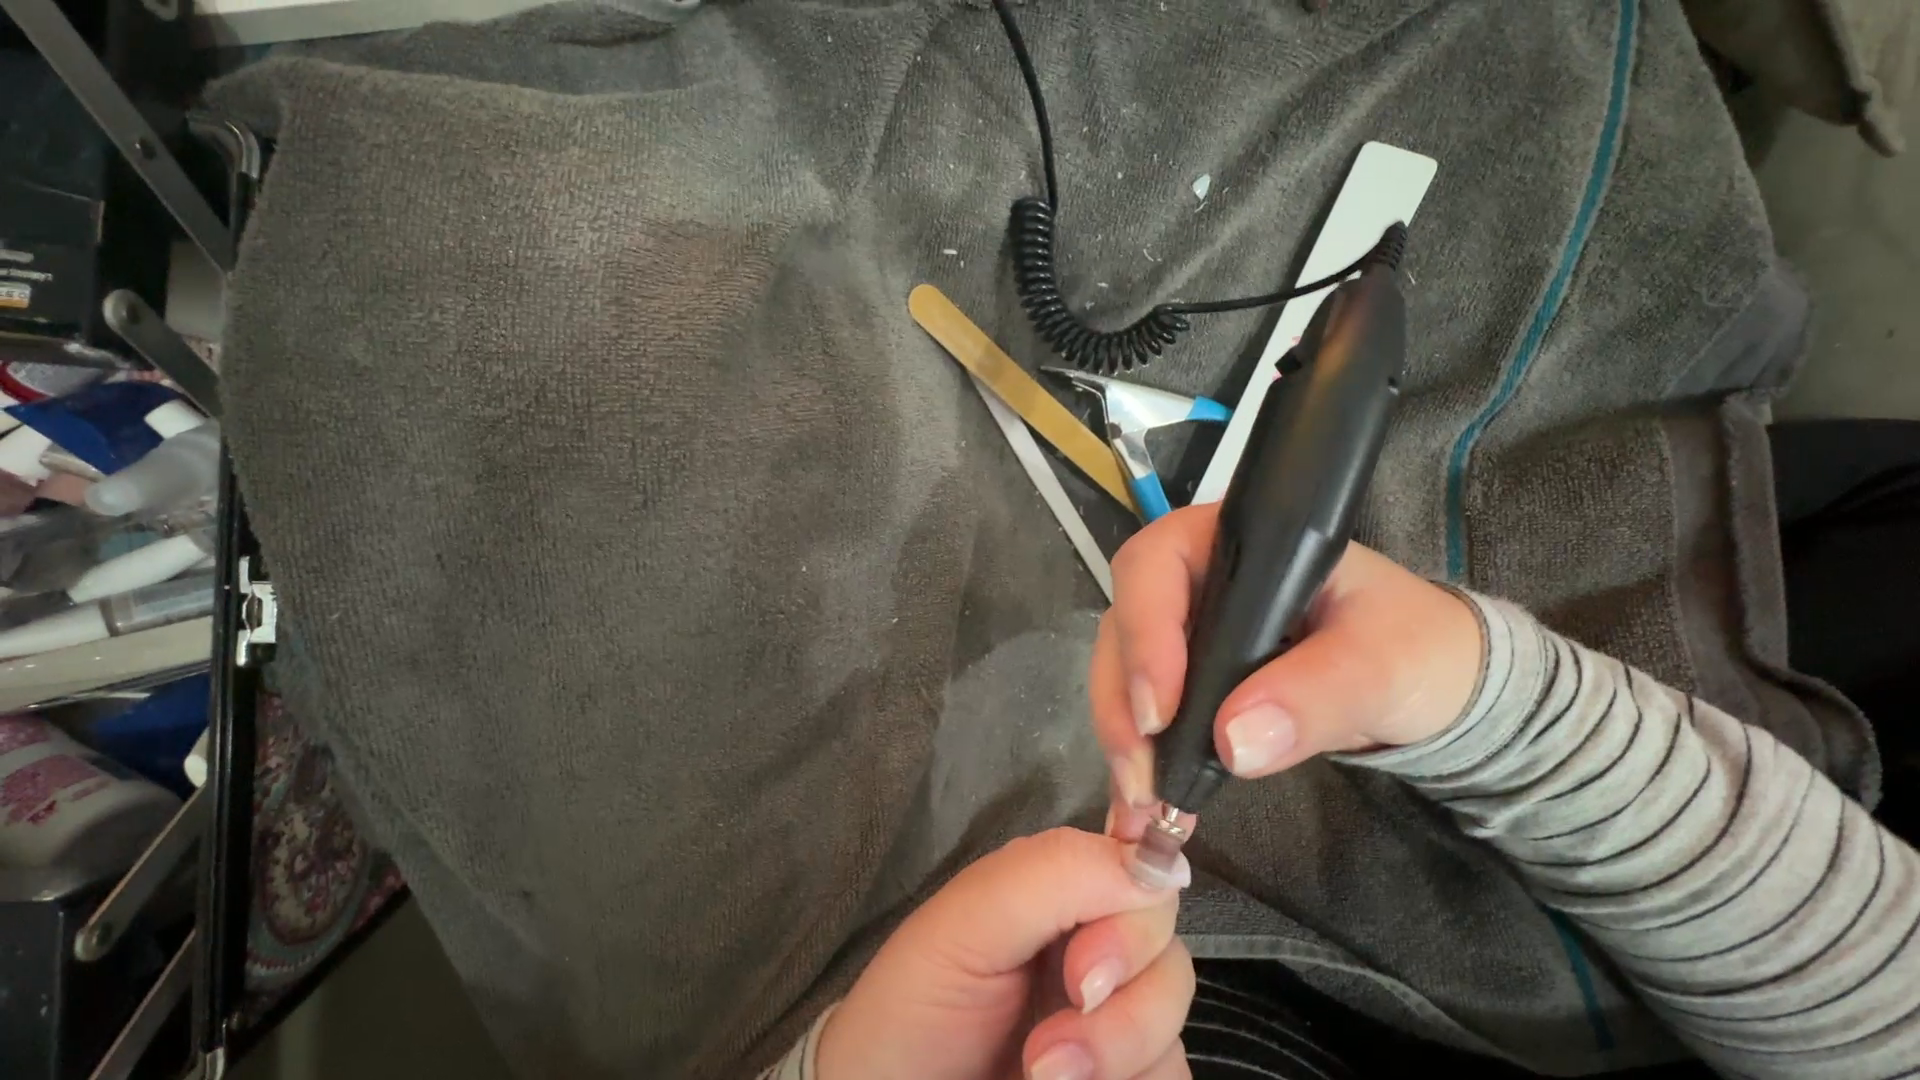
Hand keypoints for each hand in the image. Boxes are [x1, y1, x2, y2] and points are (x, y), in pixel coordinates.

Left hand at [816, 828, 1193, 1079]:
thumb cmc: (917, 1006)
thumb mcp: (967, 920)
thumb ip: (1055, 873)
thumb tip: (1162, 862)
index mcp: (1064, 892)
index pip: (1144, 864)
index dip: (1145, 888)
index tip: (1098, 943)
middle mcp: (1099, 945)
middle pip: (1167, 940)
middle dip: (1123, 979)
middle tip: (1064, 1007)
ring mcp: (1117, 1016)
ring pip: (1175, 1011)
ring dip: (1119, 1045)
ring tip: (1042, 1070)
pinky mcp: (1131, 1071)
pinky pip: (1174, 1069)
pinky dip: (1134, 1077)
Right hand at [1090, 503, 1484, 835]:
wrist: (1433, 685)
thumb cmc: (1417, 647)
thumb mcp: (1385, 663)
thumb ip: (1318, 693)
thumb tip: (1232, 742)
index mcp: (1240, 545)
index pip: (1158, 564)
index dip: (1145, 630)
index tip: (1160, 711)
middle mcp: (1198, 581)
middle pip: (1125, 622)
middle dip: (1122, 700)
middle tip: (1142, 776)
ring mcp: (1189, 630)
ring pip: (1124, 670)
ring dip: (1123, 734)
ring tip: (1143, 801)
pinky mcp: (1190, 679)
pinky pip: (1145, 709)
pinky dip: (1140, 756)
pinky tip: (1143, 803)